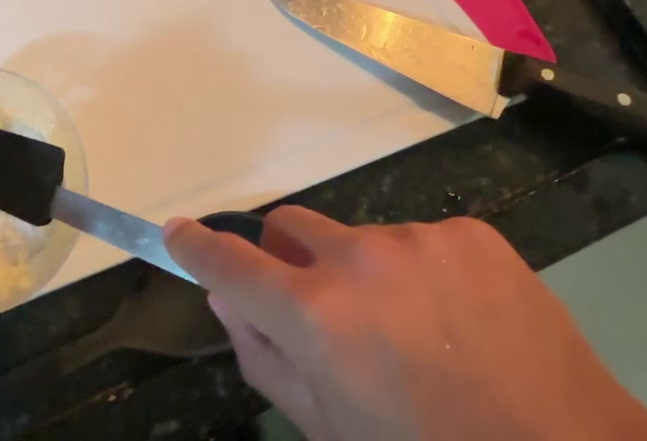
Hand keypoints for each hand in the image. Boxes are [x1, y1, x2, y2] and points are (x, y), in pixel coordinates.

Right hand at [163, 208, 646, 440]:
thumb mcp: (333, 431)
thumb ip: (266, 361)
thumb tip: (229, 304)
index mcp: (316, 317)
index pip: (230, 263)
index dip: (196, 246)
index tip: (177, 233)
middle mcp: (359, 259)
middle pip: (290, 226)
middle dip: (287, 258)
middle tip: (320, 307)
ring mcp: (417, 238)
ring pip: (360, 239)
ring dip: (364, 274)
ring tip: (417, 333)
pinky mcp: (468, 231)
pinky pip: (419, 240)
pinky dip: (420, 272)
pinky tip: (459, 321)